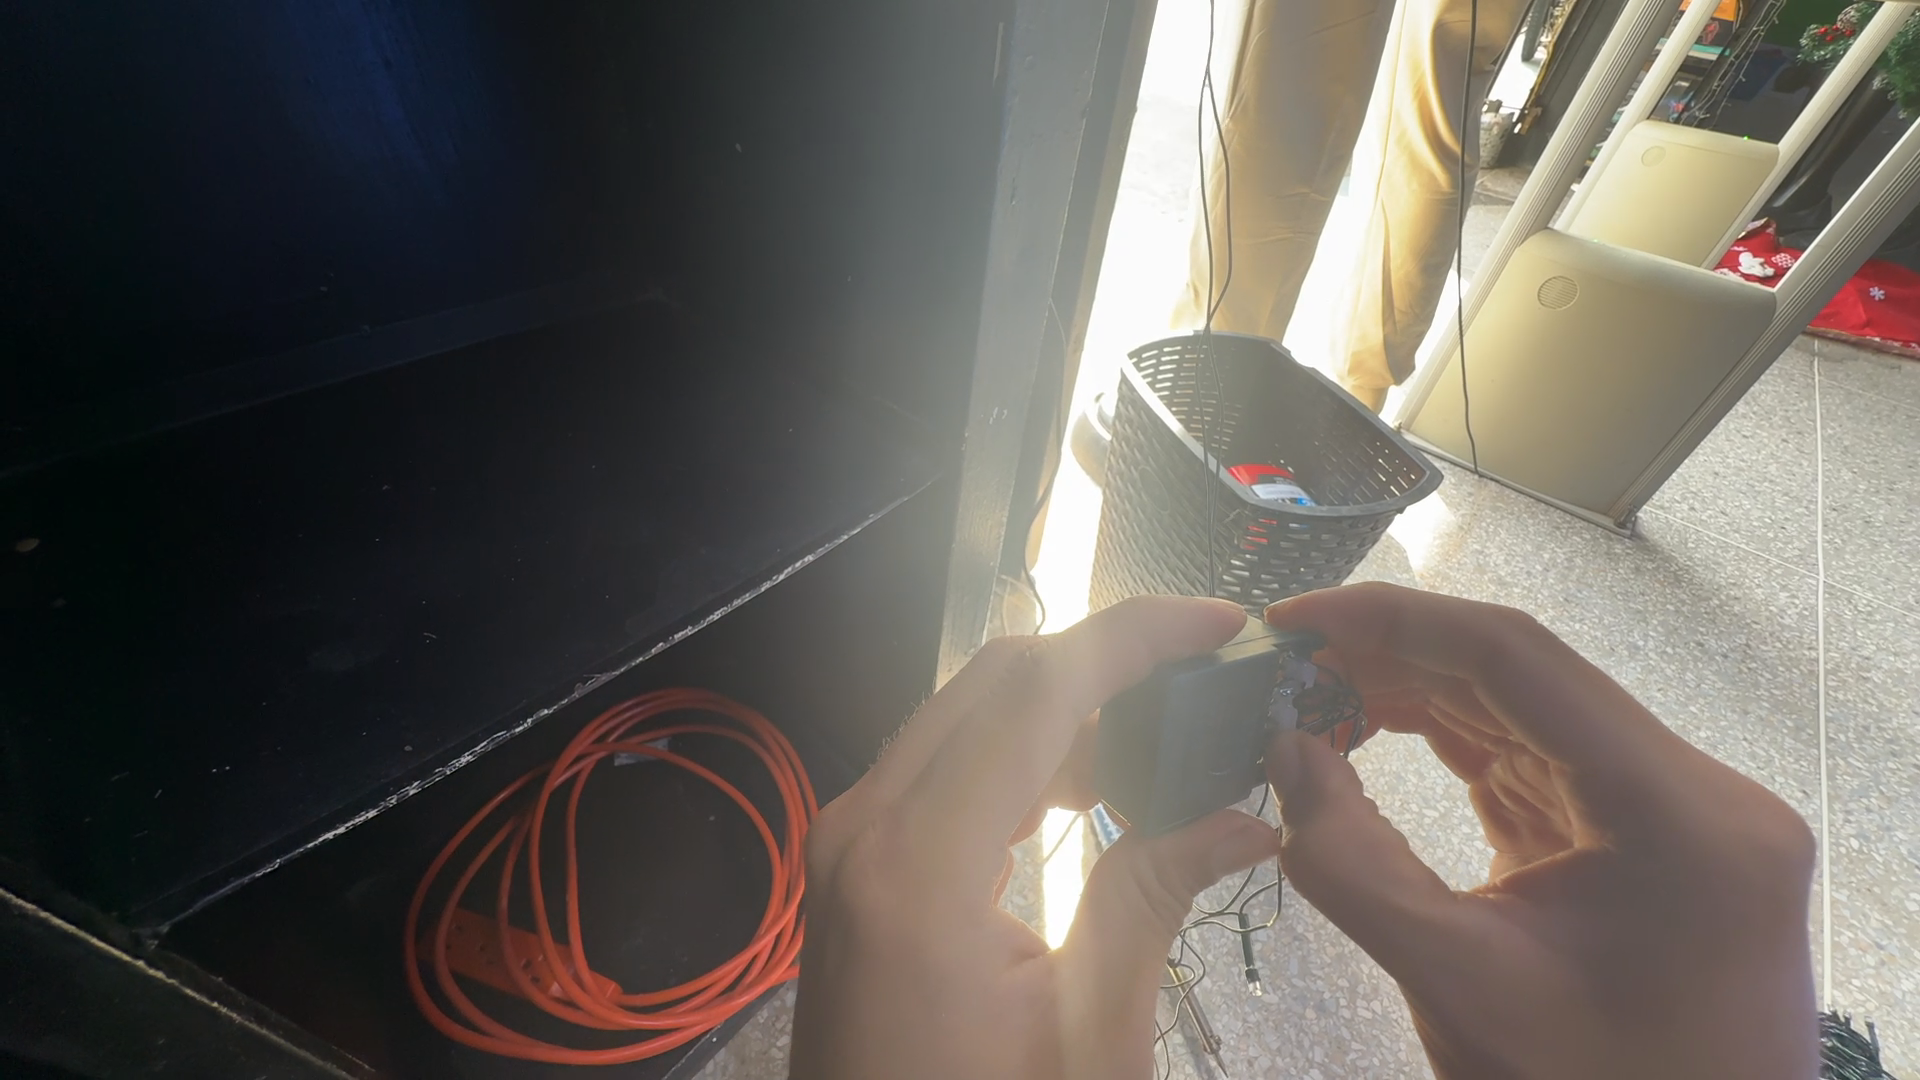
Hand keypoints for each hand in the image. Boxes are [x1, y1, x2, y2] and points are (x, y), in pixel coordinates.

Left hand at [788, 596, 1283, 1079]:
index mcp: (917, 866)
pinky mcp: (857, 848)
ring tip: (1145, 739)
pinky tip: (1074, 782)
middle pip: (993, 678)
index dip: (1131, 637)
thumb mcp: (1085, 1036)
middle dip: (1100, 657)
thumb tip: (1237, 819)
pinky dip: (1015, 748)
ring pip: (965, 709)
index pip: (1034, 692)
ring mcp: (850, 831)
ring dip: (1058, 704)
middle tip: (1188, 671)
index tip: (1208, 620)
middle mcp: (865, 823)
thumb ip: (1151, 899)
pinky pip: (943, 758)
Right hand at [1264, 583, 1817, 1079]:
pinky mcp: (1610, 817)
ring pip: (1498, 697)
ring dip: (1394, 684)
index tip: (1295, 618)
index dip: (1390, 619)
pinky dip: (1421, 724)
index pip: (1512, 657)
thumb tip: (1284, 747)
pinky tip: (1359, 725)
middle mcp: (1679, 784)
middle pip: (1504, 669)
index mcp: (1673, 812)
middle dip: (1379, 651)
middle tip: (1284, 660)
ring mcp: (1649, 797)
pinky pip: (1503, 740)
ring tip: (1306, 691)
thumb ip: (1350, 863)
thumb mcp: (1456, 987)